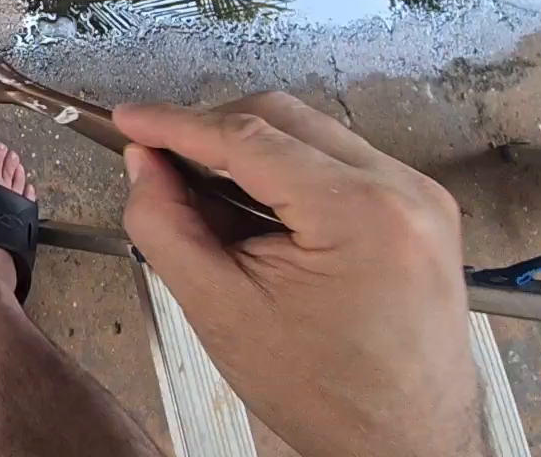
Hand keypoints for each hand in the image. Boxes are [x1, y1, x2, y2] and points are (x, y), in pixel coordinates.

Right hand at [114, 92, 482, 456]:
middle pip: (276, 117)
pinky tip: (243, 201)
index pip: (246, 137)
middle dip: (206, 128)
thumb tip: (141, 159)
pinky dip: (271, 163)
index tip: (124, 117)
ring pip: (299, 128)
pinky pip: (323, 154)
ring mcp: (416, 195)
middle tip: (154, 156)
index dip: (173, 121)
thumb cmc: (319, 390)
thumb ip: (163, 221)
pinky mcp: (412, 206)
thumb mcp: (216, 306)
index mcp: (363, 215)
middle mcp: (402, 190)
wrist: (406, 449)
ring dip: (237, 144)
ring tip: (197, 187)